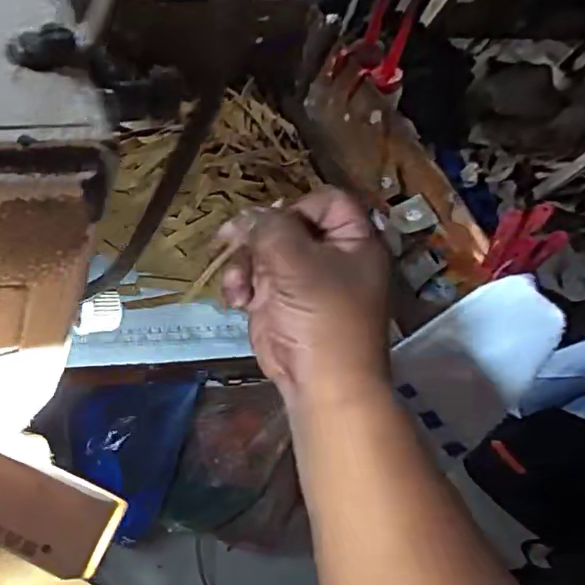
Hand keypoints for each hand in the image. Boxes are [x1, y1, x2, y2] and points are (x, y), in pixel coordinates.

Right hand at [218, 188, 391, 408]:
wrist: (321, 382)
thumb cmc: (321, 318)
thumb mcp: (296, 262)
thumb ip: (269, 228)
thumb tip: (247, 215)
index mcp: (353, 241)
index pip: (326, 202)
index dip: (295, 207)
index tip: (269, 224)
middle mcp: (328, 257)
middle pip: (285, 227)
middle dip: (256, 239)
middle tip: (230, 243)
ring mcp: (301, 282)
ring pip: (263, 254)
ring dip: (242, 266)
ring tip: (237, 287)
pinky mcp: (278, 305)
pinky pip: (253, 282)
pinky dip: (240, 287)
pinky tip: (236, 301)